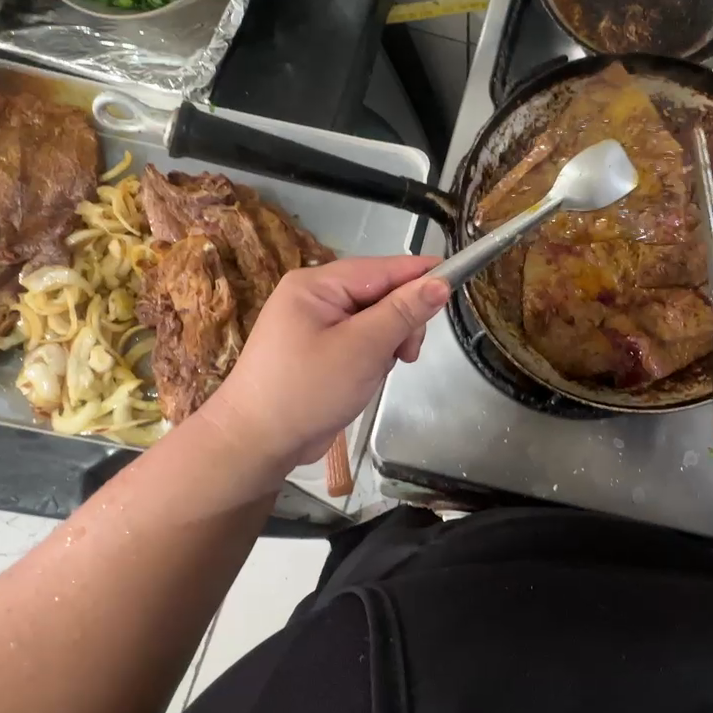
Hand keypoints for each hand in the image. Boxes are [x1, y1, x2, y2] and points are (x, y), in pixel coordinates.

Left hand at [197, 255, 447, 470]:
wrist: (255, 444)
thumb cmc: (307, 390)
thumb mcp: (363, 348)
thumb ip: (403, 312)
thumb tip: (441, 282)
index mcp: (316, 285)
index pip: (382, 268)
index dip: (420, 275)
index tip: (457, 284)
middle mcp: (314, 297)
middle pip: (380, 293)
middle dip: (401, 320)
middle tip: (408, 354)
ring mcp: (315, 325)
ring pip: (375, 319)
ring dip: (389, 342)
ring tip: (382, 370)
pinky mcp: (319, 350)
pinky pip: (361, 340)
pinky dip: (374, 355)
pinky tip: (370, 376)